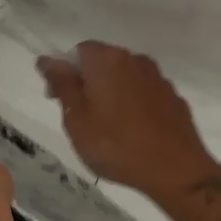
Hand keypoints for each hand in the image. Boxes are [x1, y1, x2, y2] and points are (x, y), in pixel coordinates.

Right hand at [37, 42, 220, 197]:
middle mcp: (135, 60)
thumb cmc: (115, 145)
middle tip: (79, 117)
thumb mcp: (76, 119)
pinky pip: (144, 93)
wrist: (174, 170)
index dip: (64, 71)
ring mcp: (158, 78)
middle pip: (103, 62)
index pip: (78, 50)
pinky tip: (131, 131)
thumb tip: (46, 59)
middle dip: (87, 82)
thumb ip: (62, 85)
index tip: (58, 100)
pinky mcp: (173, 97)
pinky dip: (132, 104)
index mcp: (107, 61)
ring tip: (107, 127)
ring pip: (124, 78)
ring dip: (111, 94)